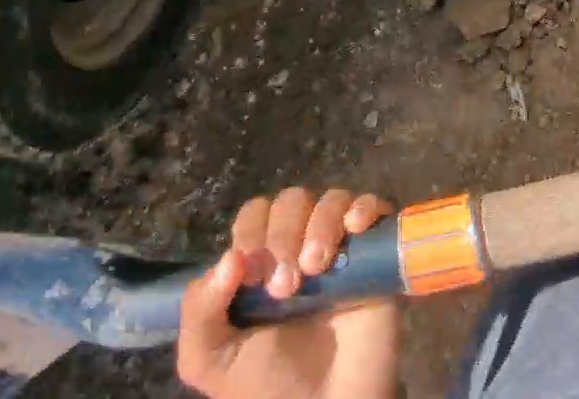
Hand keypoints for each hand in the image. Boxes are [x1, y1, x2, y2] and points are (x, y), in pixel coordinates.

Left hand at [177, 188, 400, 398]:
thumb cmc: (268, 388)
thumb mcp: (211, 360)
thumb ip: (200, 312)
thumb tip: (229, 259)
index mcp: (262, 262)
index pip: (255, 214)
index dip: (251, 233)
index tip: (252, 278)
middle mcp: (301, 246)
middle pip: (292, 200)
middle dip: (283, 234)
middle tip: (286, 286)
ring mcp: (342, 248)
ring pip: (332, 198)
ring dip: (320, 225)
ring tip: (317, 268)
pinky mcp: (378, 253)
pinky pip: (375, 207)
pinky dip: (363, 207)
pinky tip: (354, 230)